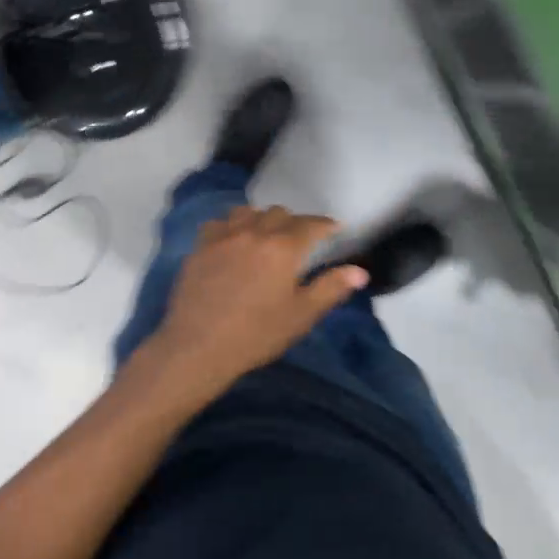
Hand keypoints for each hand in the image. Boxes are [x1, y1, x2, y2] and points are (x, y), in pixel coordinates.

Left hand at [140, 206, 368, 392]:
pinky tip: (232, 242)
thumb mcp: (300, 316)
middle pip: (279, 213)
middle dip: (294, 222)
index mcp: (283, 248)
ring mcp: (222, 237)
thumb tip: (360, 272)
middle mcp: (253, 232)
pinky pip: (219, 224)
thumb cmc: (256, 334)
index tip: (334, 230)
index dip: (326, 225)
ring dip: (261, 219)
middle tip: (299, 241)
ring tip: (265, 237)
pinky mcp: (199, 248)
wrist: (198, 346)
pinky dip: (231, 227)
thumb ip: (330, 288)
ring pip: (247, 212)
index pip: (311, 224)